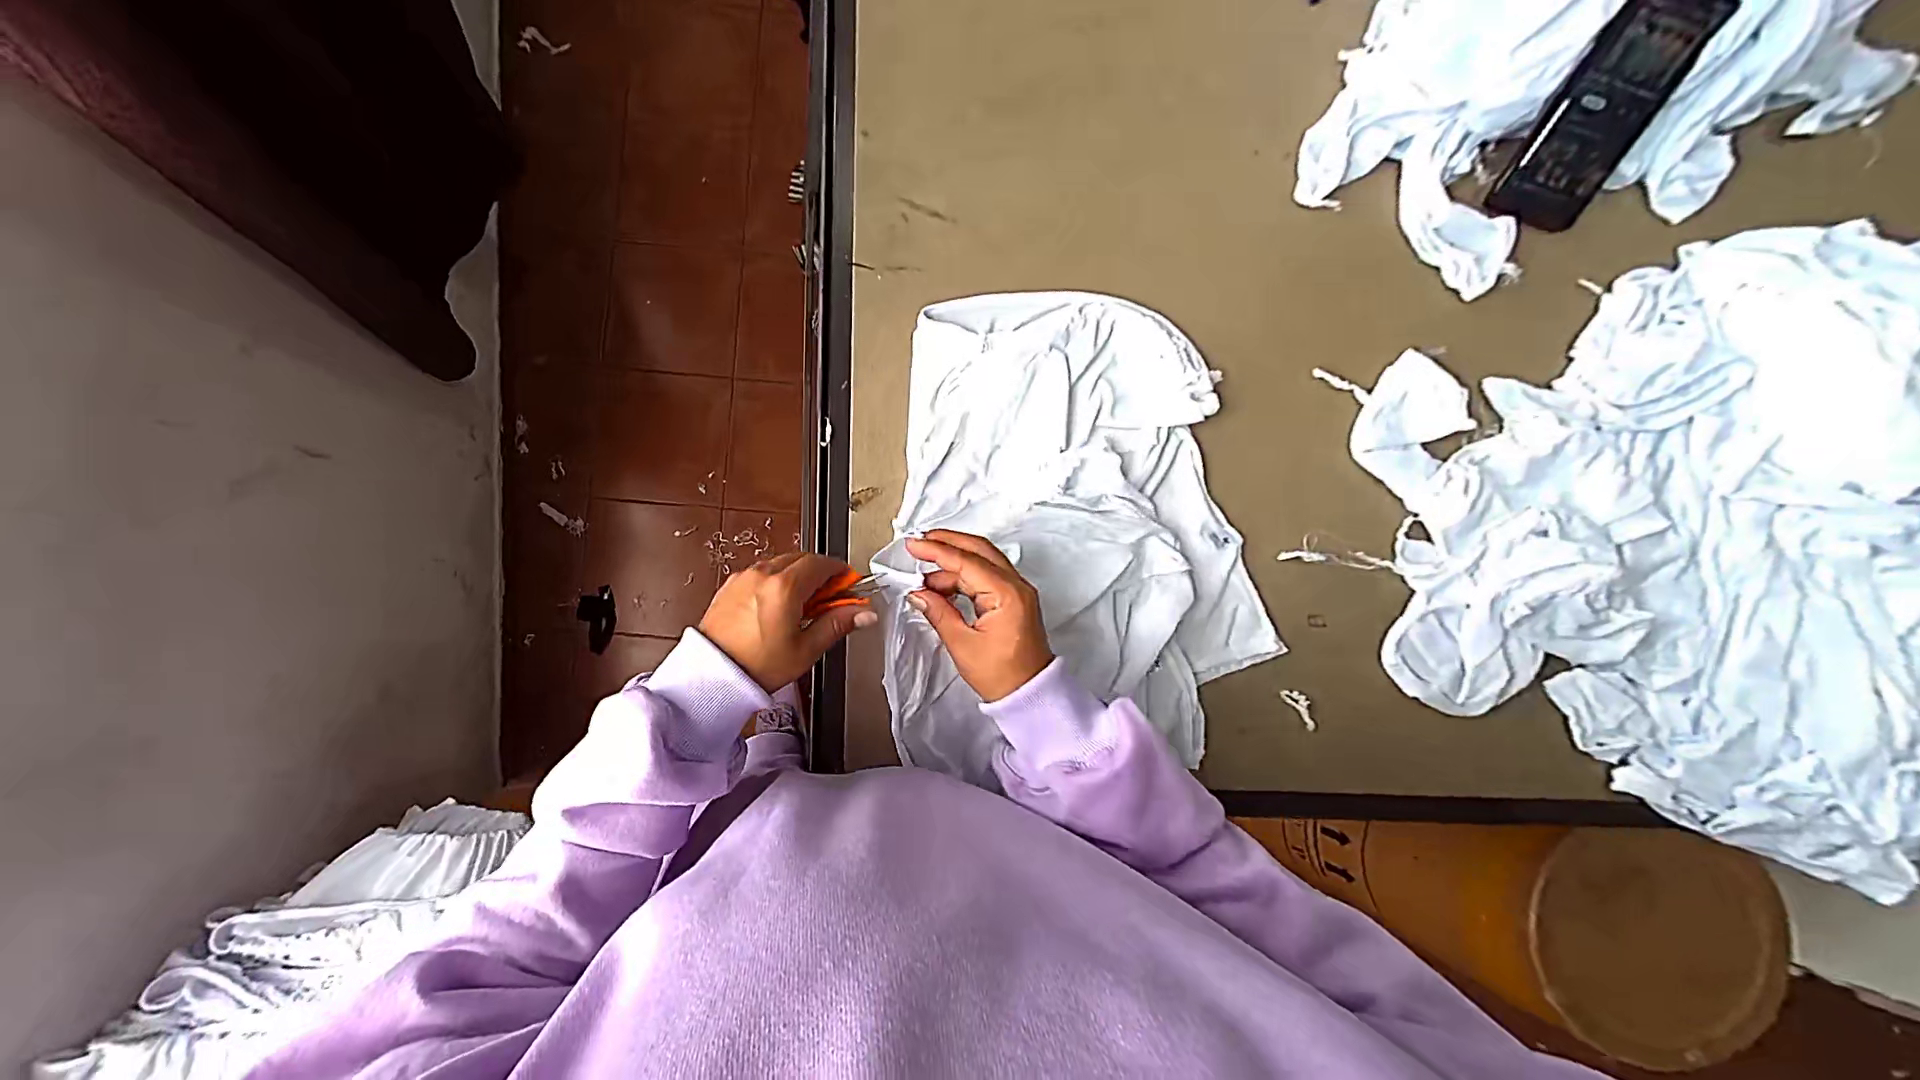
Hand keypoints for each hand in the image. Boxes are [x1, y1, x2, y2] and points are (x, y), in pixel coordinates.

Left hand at [699, 553, 877, 691]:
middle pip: (803, 559)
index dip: (841, 573)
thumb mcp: (806, 648)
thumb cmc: (753, 666)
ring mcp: (744, 578)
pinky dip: (777, 582)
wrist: (711, 677)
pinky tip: (780, 608)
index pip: (823, 564)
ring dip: (799, 577)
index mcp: (784, 587)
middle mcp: (762, 575)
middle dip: (821, 574)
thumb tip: (862, 613)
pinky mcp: (731, 586)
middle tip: (831, 598)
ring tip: (804, 607)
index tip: (849, 586)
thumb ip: (837, 623)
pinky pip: (762, 574)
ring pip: (782, 564)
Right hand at [904, 530, 1053, 701]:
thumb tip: (919, 593)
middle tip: (920, 543)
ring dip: (954, 562)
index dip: (937, 551)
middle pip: (978, 550)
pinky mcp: (1013, 598)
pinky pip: (987, 575)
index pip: (967, 561)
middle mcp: (1017, 586)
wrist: (1030, 694)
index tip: (915, 545)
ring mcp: (1017, 591)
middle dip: (947, 543)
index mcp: (1007, 594)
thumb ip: (938, 612)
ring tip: (925, 576)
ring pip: (982, 561)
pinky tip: (944, 585)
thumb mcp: (962, 644)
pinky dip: (964, 576)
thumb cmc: (1004, 676)